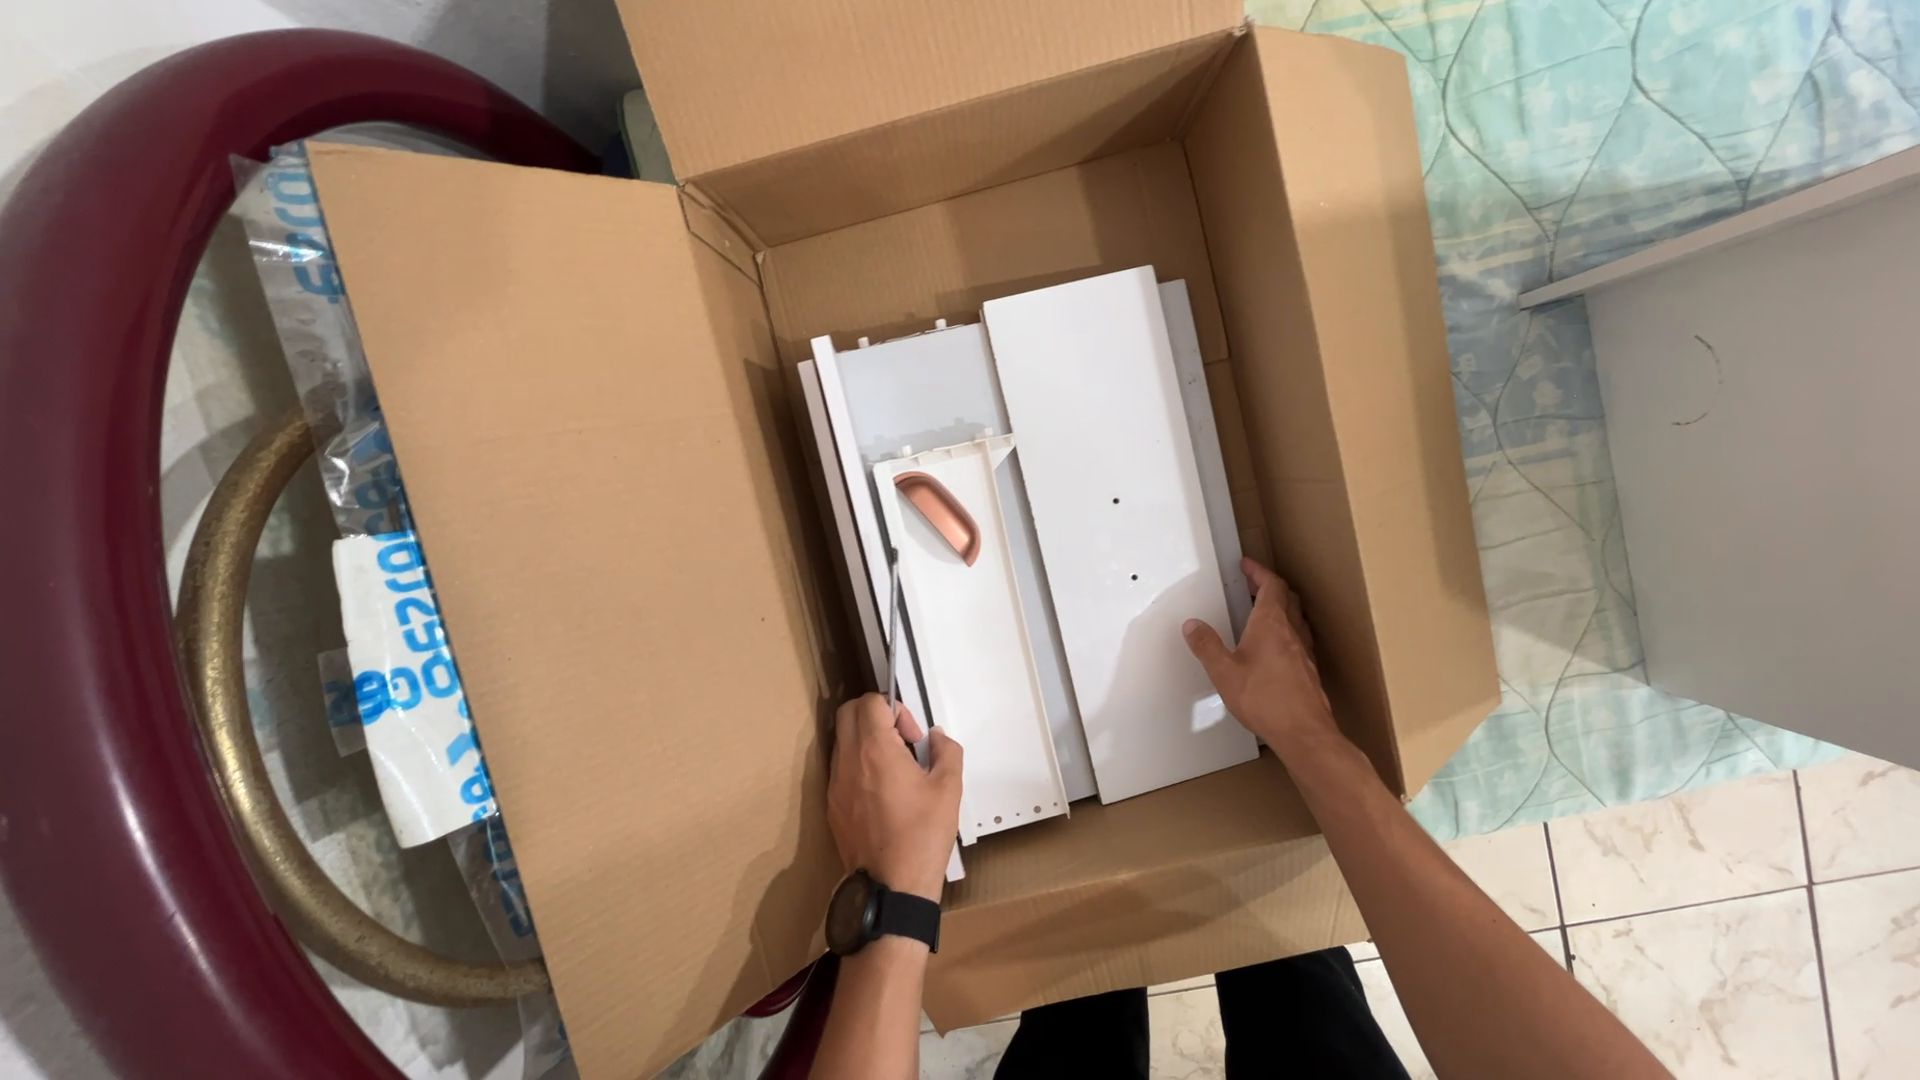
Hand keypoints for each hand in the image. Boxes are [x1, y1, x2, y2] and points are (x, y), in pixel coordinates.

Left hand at [827, 693, 962, 901]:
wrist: (891, 886)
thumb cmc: (921, 837)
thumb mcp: (948, 789)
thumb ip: (946, 751)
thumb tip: (937, 738)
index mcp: (875, 750)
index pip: (871, 702)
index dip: (896, 708)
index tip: (912, 734)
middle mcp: (848, 762)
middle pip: (848, 712)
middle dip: (876, 714)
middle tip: (902, 739)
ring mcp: (836, 784)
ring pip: (843, 740)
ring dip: (866, 739)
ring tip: (895, 767)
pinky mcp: (833, 805)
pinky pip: (841, 768)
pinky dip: (859, 764)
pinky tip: (883, 790)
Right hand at [1183, 558, 1340, 753]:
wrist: (1304, 733)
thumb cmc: (1267, 702)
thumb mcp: (1224, 673)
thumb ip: (1207, 646)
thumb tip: (1193, 626)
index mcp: (1271, 625)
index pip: (1270, 585)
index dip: (1258, 572)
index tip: (1247, 565)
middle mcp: (1292, 634)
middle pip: (1287, 597)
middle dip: (1270, 585)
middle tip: (1254, 582)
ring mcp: (1304, 652)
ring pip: (1296, 617)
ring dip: (1282, 606)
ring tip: (1265, 609)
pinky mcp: (1308, 671)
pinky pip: (1300, 639)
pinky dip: (1287, 630)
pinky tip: (1276, 646)